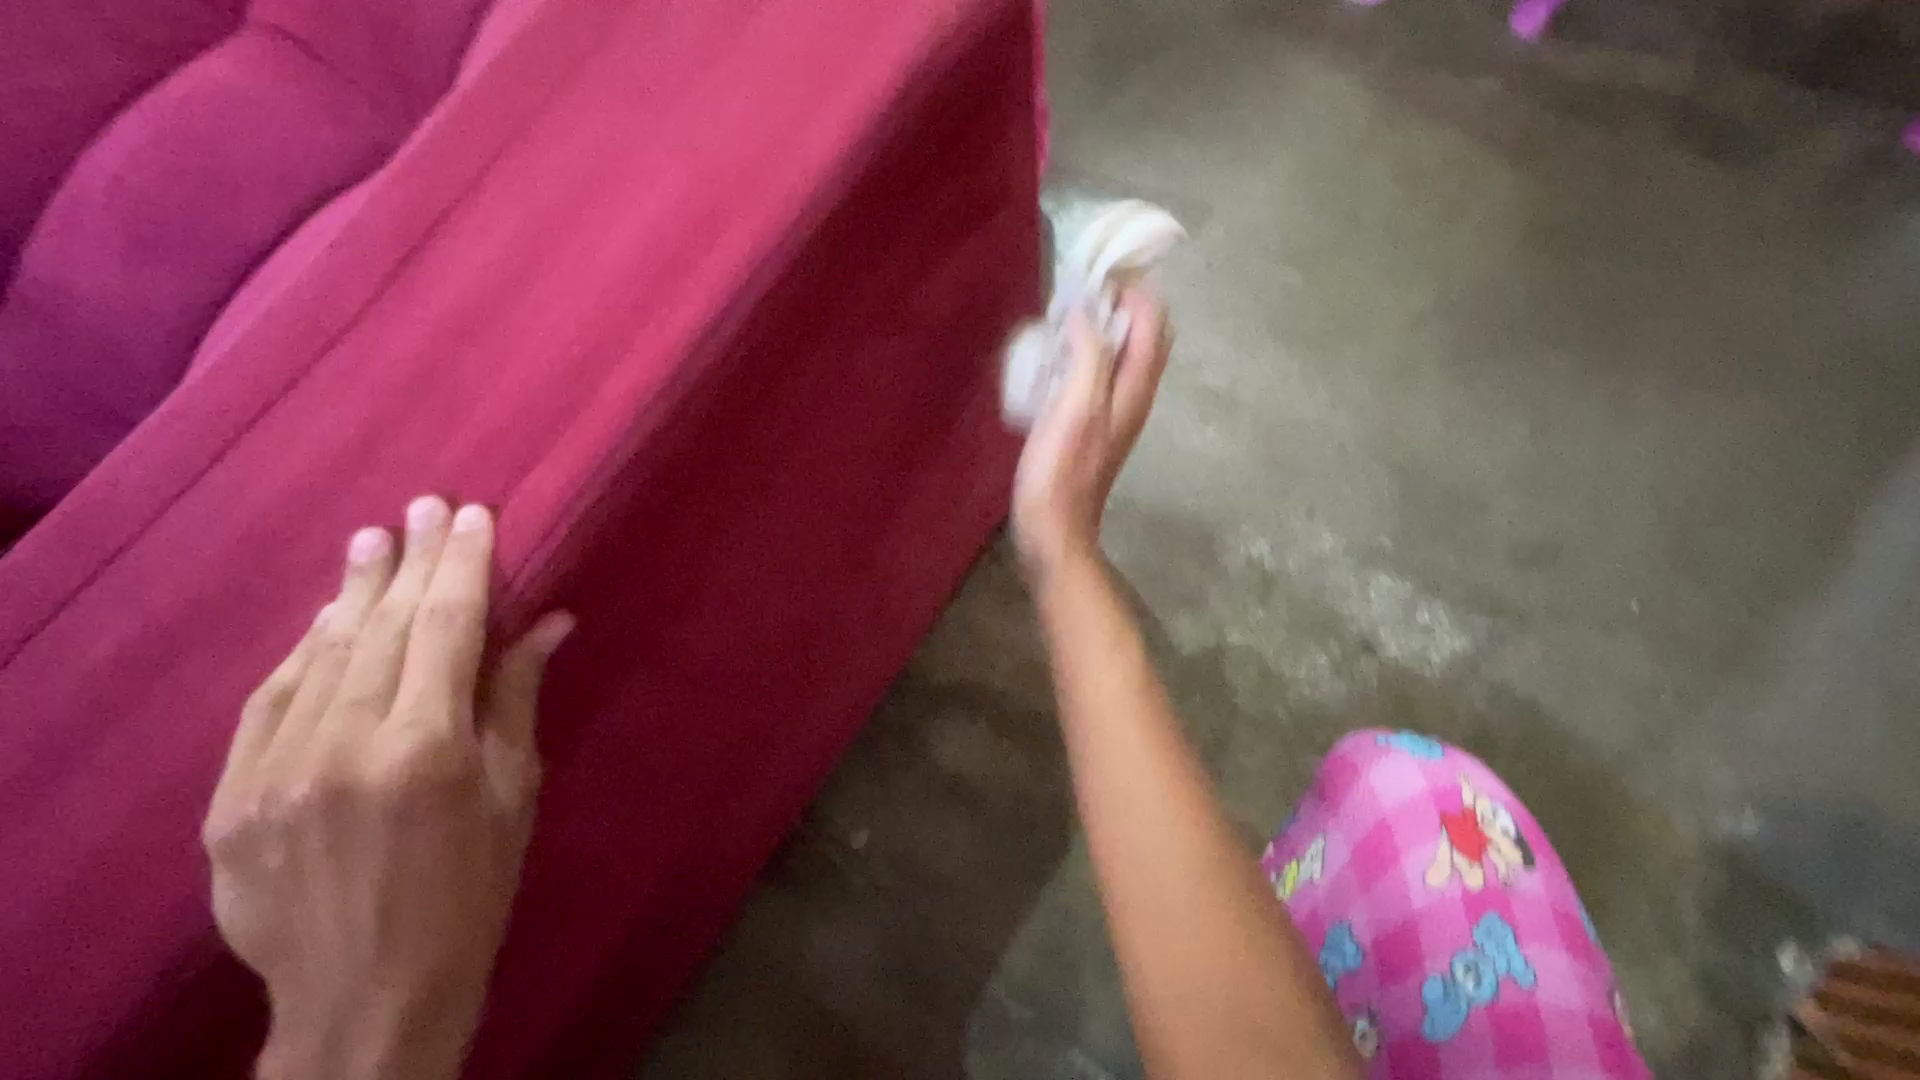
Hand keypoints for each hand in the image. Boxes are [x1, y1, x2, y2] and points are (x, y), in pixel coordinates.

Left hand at [202, 496, 573, 1079]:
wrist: (368, 994)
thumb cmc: (472, 890)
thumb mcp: (515, 795)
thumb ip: (517, 699)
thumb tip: (549, 622)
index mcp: (426, 749)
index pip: (445, 627)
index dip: (461, 564)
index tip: (471, 516)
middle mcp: (343, 746)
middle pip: (380, 629)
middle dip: (408, 562)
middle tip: (422, 506)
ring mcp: (273, 771)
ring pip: (320, 657)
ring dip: (352, 595)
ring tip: (373, 543)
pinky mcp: (230, 799)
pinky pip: (270, 703)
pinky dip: (303, 654)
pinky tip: (325, 619)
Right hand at [1011, 286, 1171, 580]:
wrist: (1054, 530)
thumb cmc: (1060, 472)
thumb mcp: (1073, 407)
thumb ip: (1087, 356)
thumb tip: (1086, 312)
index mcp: (1135, 387)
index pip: (1152, 322)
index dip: (1135, 288)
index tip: (1102, 265)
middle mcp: (1134, 395)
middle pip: (1145, 336)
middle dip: (1124, 302)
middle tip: (1086, 284)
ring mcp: (1115, 412)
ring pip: (1123, 354)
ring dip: (1104, 326)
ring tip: (1070, 309)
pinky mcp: (1094, 425)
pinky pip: (1101, 373)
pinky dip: (1088, 351)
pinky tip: (1059, 353)